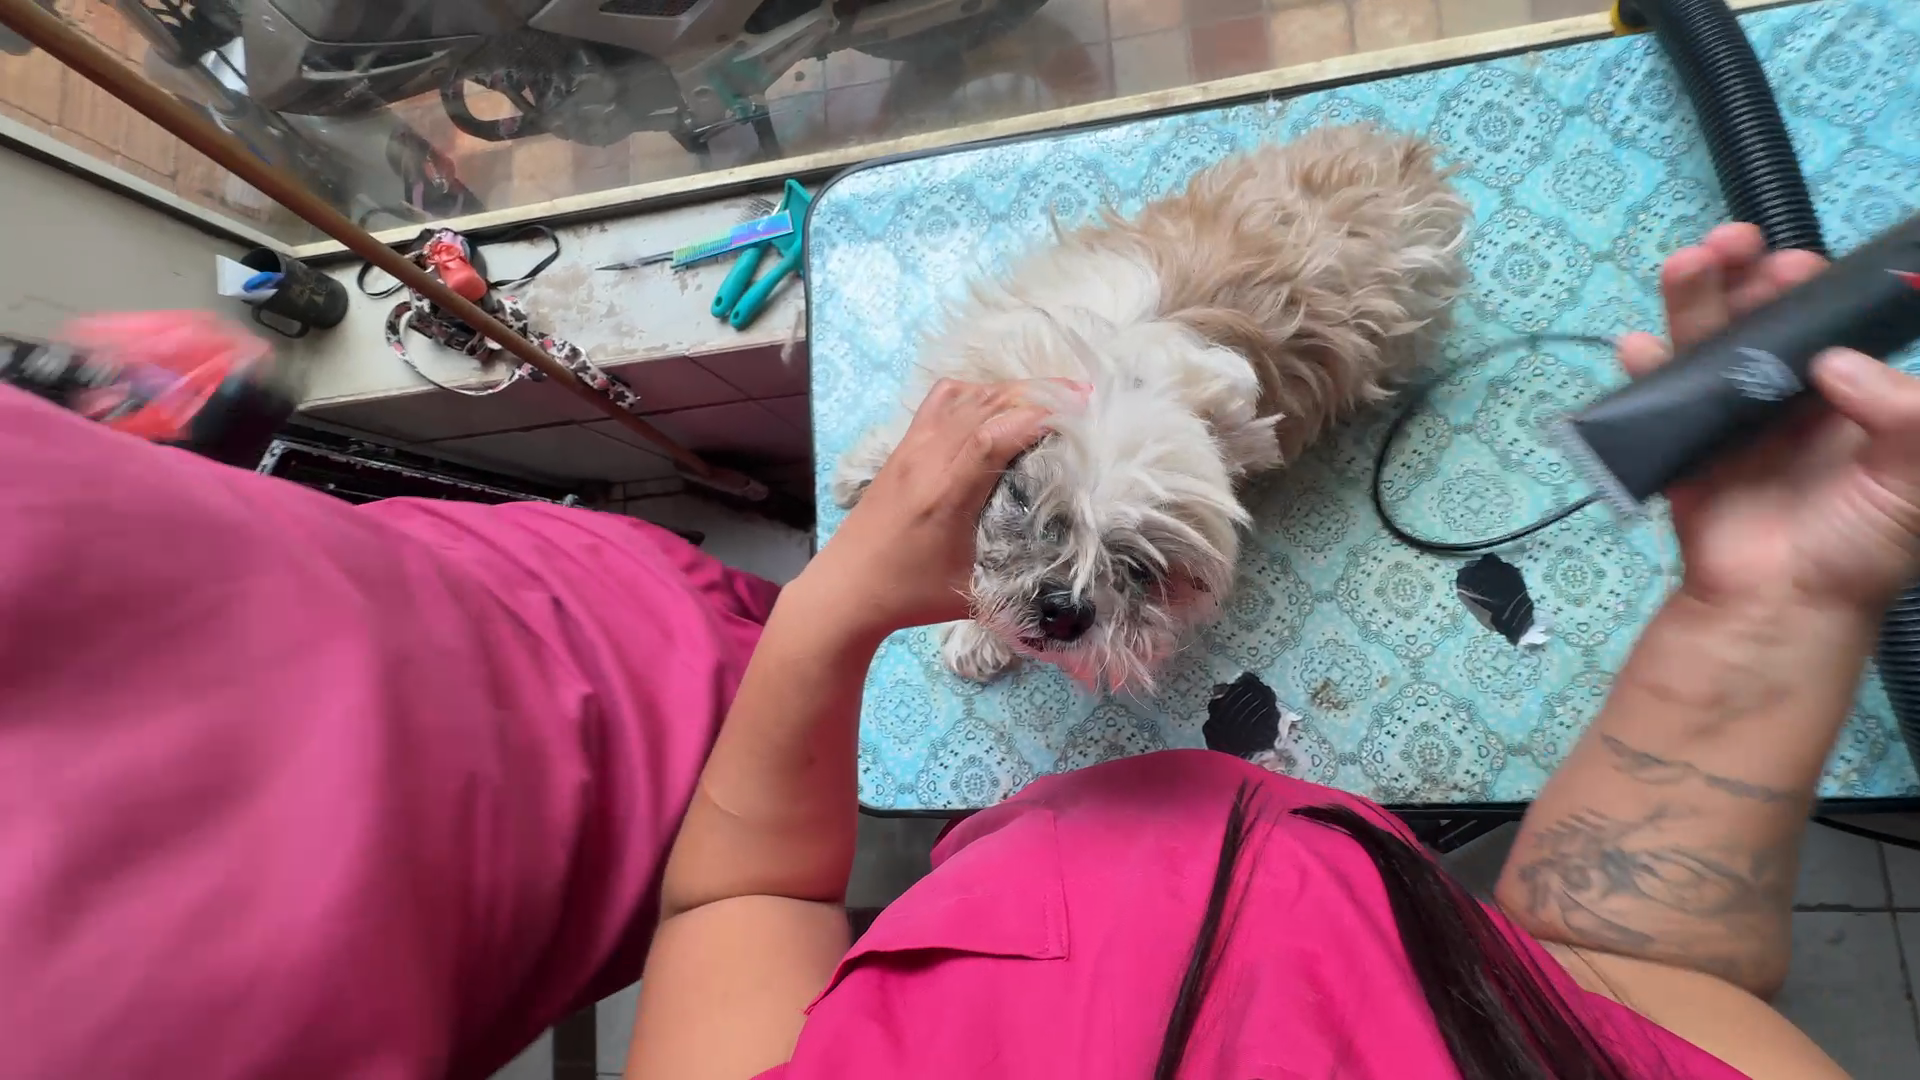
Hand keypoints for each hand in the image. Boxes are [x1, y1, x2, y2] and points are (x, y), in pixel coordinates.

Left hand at [795, 379, 1069, 641]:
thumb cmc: (908, 595)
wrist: (844, 589)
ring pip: (963, 396)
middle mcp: (927, 460)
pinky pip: (940, 402)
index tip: (1077, 415)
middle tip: (1078, 398)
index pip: (992, 435)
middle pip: (983, 404)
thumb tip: (1069, 583)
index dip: (1036, 417)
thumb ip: (1018, 585)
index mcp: (945, 494)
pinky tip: (994, 406)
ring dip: (1007, 391)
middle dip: (1034, 395)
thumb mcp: (970, 595)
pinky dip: (974, 393)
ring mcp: (910, 448)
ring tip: (1046, 400)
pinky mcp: (901, 448)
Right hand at [1620, 223, 1919, 615]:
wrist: (1778, 598)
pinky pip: (1651, 406)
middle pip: (1756, 327)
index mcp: (1847, 399)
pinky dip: (1639, 373)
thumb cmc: (1863, 541)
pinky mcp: (1673, 449)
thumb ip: (1904, 416)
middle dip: (1743, 281)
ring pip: (1701, 353)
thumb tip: (1831, 365)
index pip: (1828, 329)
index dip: (1813, 291)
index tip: (1796, 263)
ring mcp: (1721, 422)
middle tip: (1731, 243)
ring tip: (1685, 265)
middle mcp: (1780, 399)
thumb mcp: (1917, 476)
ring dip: (1691, 307)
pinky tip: (1634, 345)